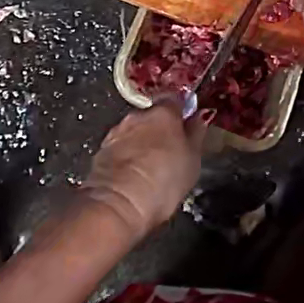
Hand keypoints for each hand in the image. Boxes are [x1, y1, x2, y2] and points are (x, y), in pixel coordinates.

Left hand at [82, 100, 205, 238]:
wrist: (120, 202)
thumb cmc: (163, 180)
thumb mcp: (193, 158)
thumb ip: (196, 132)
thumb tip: (201, 115)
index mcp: (163, 112)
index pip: (174, 100)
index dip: (182, 111)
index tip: (188, 125)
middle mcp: (137, 116)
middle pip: (152, 116)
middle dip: (160, 130)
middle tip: (172, 153)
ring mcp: (117, 132)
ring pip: (134, 132)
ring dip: (142, 144)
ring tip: (153, 169)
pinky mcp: (101, 151)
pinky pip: (120, 148)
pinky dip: (127, 157)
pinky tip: (135, 176)